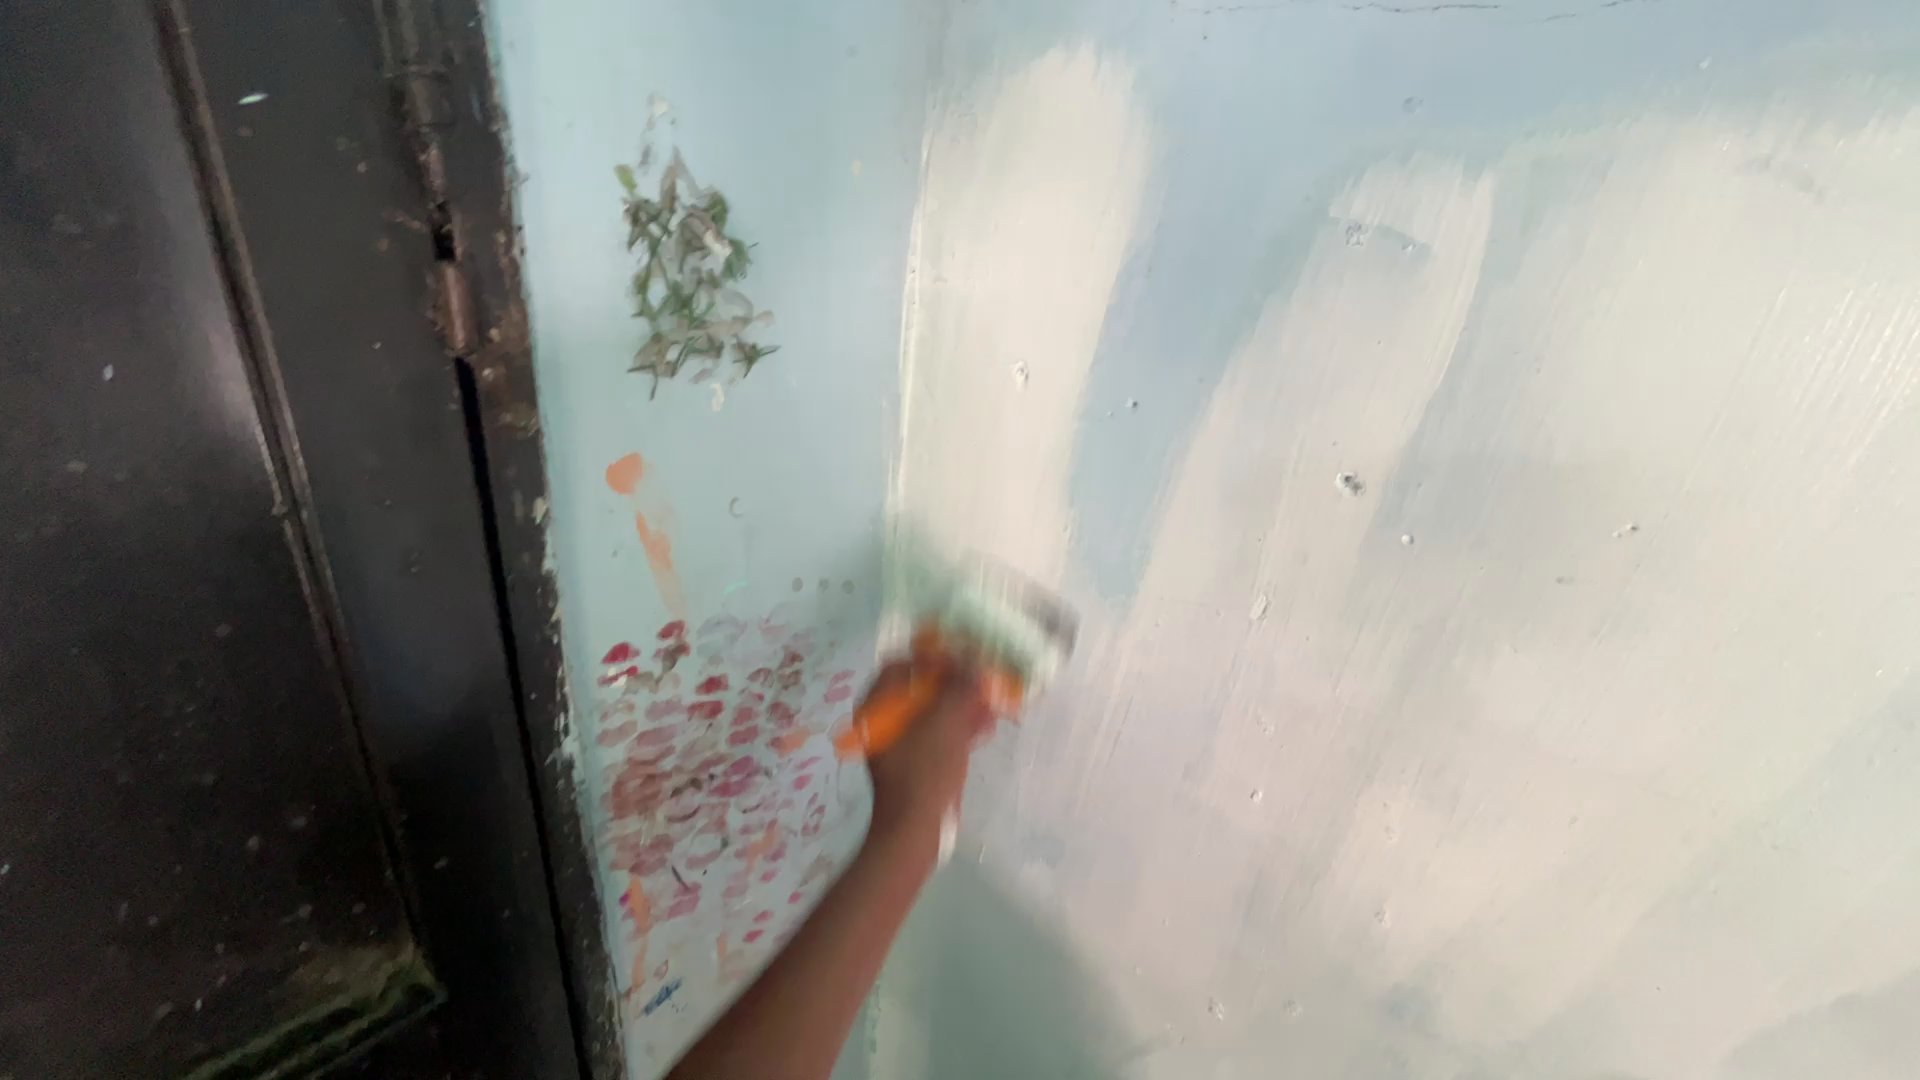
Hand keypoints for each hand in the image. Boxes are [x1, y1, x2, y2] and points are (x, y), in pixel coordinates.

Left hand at [861, 651, 998, 847]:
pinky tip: (988, 723)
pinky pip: (940, 732)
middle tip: (982, 676)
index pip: (901, 665)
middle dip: (955, 680)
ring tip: (992, 698)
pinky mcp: (919, 760)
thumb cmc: (924, 772)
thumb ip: (961, 688)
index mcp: (877, 707)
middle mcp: (884, 720)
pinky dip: (961, 725)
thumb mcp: (946, 723)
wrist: (916, 831)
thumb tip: (976, 664)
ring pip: (934, 710)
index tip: (962, 657)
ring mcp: (902, 742)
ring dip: (963, 701)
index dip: (932, 657)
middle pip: (920, 687)